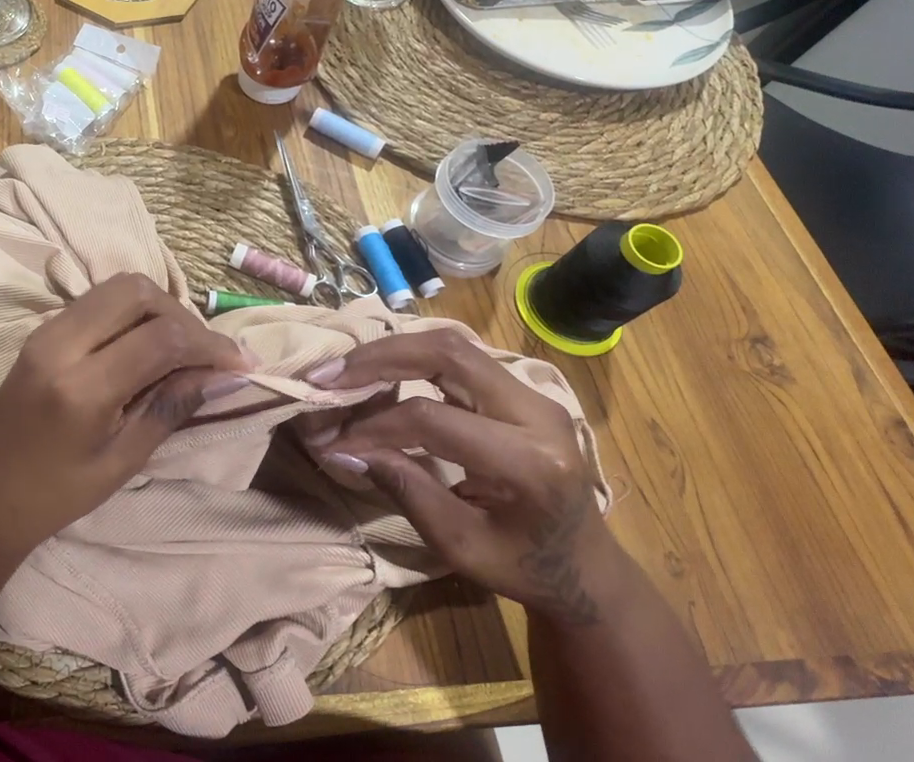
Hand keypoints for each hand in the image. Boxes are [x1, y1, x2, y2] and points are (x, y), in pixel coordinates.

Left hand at [0, 274, 251, 556]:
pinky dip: (131, 313)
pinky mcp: (41, 331)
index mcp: (80, 387)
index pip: (160, 337)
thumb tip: (220, 374)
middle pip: (136, 291)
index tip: (241, 363)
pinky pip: (97, 301)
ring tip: (182, 348)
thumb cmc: (54, 496)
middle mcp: (59, 344)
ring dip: (157, 308)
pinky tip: (147, 345)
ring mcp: (45, 332)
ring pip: (116, 288)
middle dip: (182, 314)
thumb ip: (170, 408)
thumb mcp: (122, 462)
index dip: (209, 344)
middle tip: (206, 353)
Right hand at [302, 329, 619, 624]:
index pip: (433, 419)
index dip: (374, 426)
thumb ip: (405, 489)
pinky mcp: (521, 390)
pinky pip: (460, 358)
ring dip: (392, 351)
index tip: (333, 442)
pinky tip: (378, 371)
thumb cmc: (523, 567)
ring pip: (453, 345)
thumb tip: (342, 450)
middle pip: (448, 354)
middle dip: (379, 359)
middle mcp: (538, 413)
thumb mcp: (459, 544)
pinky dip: (412, 359)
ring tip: (344, 368)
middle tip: (328, 374)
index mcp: (529, 462)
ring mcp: (533, 395)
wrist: (585, 569)